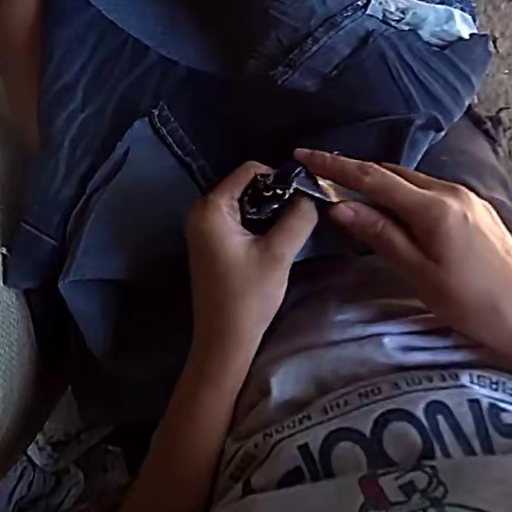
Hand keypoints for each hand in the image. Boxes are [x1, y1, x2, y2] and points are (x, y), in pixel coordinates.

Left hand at [184, 162, 317, 370]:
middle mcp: (199, 211)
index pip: (249, 170)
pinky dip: (256, 224)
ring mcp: (201, 228)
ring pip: (243, 202)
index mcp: (210, 208)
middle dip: (274, 195)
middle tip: (297, 216)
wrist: (224, 341)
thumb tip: (311, 194)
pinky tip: (271, 243)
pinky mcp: (208, 242)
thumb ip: (298, 217)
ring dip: (267, 211)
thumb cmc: (248, 296)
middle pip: (244, 184)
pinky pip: (236, 218)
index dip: (279, 178)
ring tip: (288, 231)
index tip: (301, 197)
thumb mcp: (279, 253)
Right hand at [295, 148, 511, 365]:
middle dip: (353, 172)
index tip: (305, 155)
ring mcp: (466, 196)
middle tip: (320, 175)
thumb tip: (340, 207)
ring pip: (410, 180)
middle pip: (390, 173)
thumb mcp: (418, 272)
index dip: (335, 165)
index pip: (372, 178)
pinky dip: (402, 193)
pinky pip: (428, 190)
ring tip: (350, 193)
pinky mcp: (475, 206)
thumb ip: (380, 233)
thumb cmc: (470, 302)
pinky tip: (393, 209)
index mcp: (433, 207)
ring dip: (378, 183)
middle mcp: (450, 191)